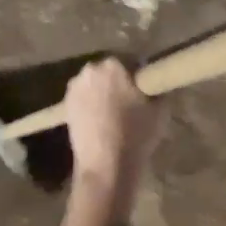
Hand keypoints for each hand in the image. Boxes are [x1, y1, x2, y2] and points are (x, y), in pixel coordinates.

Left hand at [62, 58, 162, 198]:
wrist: (105, 165)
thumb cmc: (136, 135)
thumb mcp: (160, 111)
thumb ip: (159, 90)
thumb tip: (156, 86)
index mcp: (115, 64)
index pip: (132, 60)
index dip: (140, 74)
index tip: (146, 88)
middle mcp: (91, 69)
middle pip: (110, 70)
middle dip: (120, 80)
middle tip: (131, 100)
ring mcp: (75, 86)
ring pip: (95, 82)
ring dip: (104, 90)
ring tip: (114, 112)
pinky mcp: (65, 104)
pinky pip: (84, 96)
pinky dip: (91, 102)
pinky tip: (100, 119)